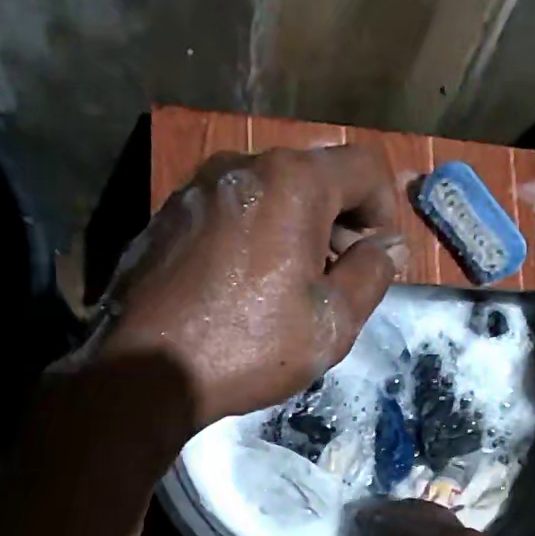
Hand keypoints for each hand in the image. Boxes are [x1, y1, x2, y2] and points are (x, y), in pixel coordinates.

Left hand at [97, 145, 409, 426]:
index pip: (364, 167)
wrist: (146, 370)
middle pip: (313, 176)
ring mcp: (196, 188)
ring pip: (268, 192)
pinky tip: (243, 285)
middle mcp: (242, 165)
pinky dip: (253, 234)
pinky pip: (229, 211)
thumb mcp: (332, 322)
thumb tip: (388, 247)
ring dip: (294, 228)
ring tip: (289, 285)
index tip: (377, 256)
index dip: (385, 210)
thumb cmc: (250, 345)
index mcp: (292, 181)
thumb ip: (372, 274)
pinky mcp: (167, 216)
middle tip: (337, 278)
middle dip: (339, 221)